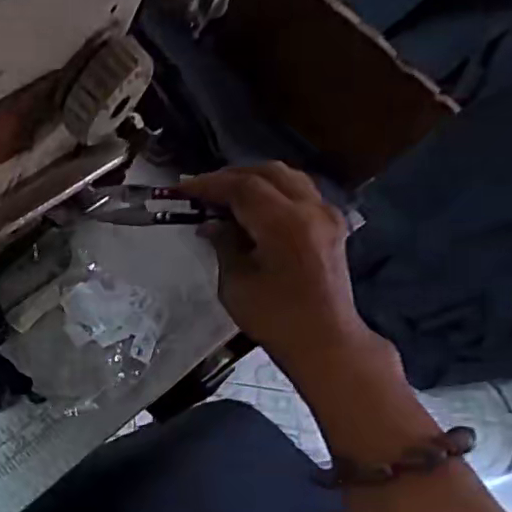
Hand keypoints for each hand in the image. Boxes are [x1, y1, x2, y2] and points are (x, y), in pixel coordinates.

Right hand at [177, 162, 393, 379]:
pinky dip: (271, 191)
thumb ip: (224, 246)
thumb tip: (211, 225)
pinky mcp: (329, 224)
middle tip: (199, 188)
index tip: (181, 187)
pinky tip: (251, 208)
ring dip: (253, 180)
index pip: (244, 188)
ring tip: (223, 194)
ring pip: (287, 178)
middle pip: (269, 173)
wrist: (322, 337)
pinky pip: (298, 192)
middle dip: (231, 176)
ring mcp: (326, 214)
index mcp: (285, 224)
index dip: (210, 184)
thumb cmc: (273, 317)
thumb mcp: (235, 283)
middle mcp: (311, 209)